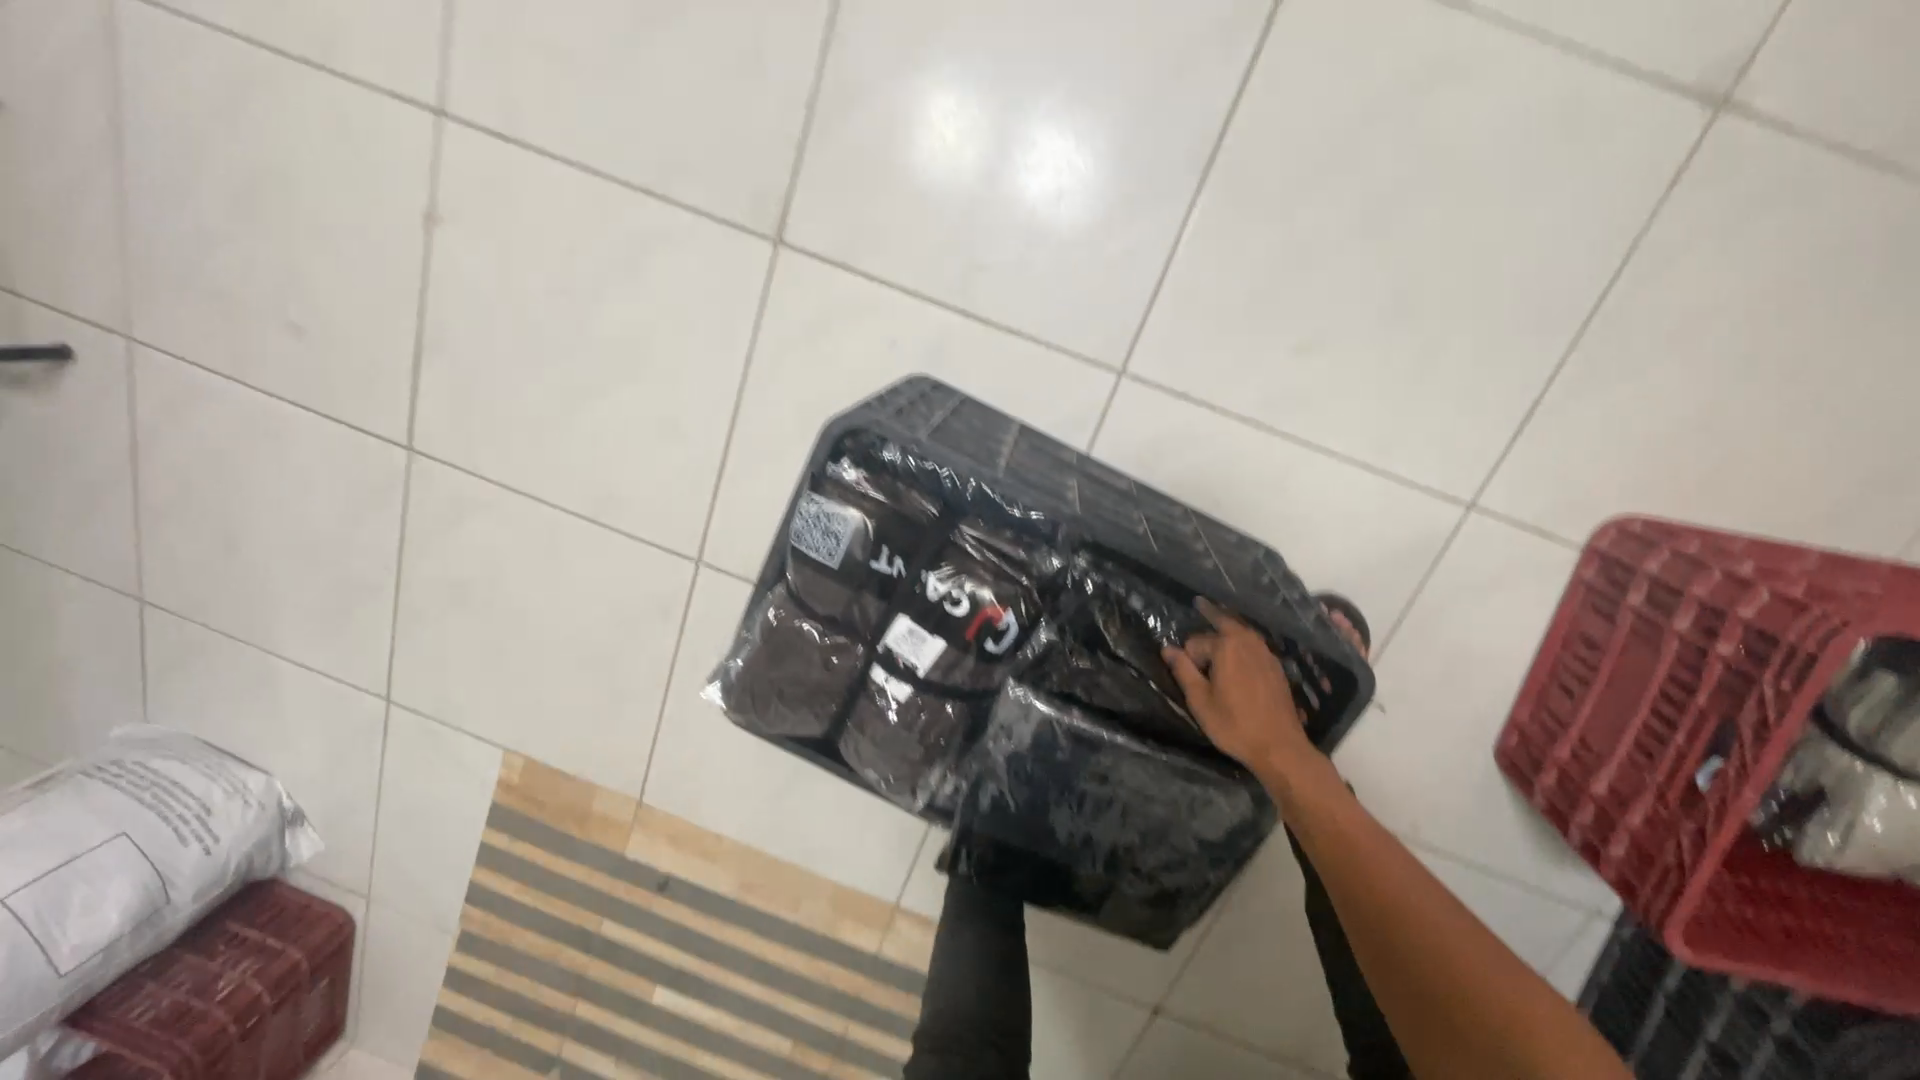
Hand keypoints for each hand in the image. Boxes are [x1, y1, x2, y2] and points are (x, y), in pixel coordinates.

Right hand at [1163, 599, 1318, 781]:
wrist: (1279, 746)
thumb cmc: (1234, 724)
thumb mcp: (1199, 700)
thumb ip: (1182, 670)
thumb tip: (1167, 648)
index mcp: (1226, 646)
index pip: (1195, 642)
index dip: (1188, 658)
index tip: (1189, 675)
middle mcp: (1248, 642)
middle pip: (1223, 622)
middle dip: (1210, 616)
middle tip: (1200, 603)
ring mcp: (1266, 653)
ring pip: (1241, 632)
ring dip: (1228, 627)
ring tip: (1217, 620)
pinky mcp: (1276, 666)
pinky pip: (1253, 645)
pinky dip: (1242, 641)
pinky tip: (1239, 650)